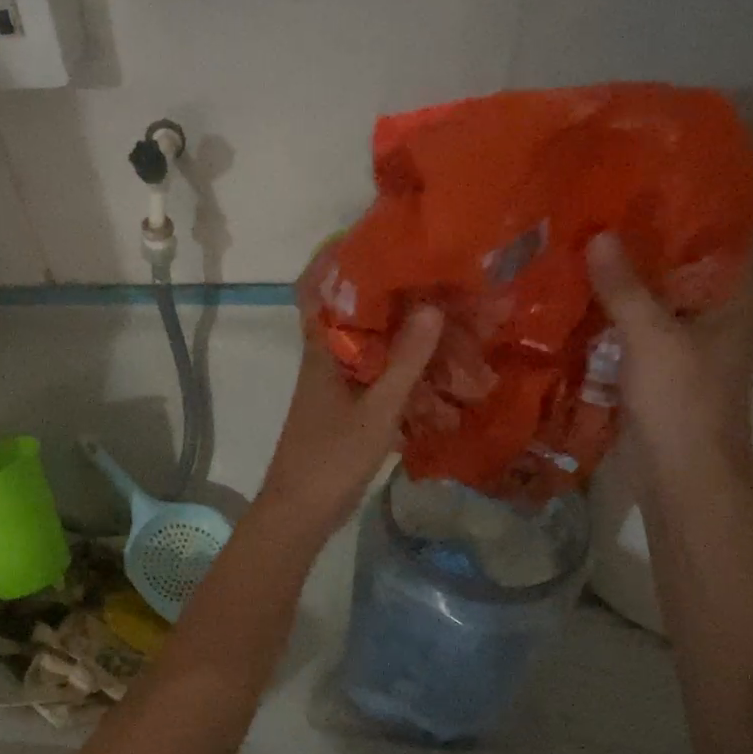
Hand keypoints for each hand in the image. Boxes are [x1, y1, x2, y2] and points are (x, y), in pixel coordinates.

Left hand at [257, 263, 442, 535]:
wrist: (299, 514)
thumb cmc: (330, 460)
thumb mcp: (376, 412)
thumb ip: (405, 362)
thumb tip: (433, 306)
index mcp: (322, 351)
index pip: (319, 290)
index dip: (341, 260)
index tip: (384, 239)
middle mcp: (326, 362)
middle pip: (359, 317)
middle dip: (398, 300)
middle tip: (443, 280)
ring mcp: (336, 388)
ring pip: (373, 350)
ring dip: (407, 339)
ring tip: (453, 320)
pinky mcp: (347, 412)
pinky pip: (378, 381)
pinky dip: (405, 374)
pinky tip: (440, 373)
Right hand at [585, 233, 752, 485]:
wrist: (681, 476)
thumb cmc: (683, 402)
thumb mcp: (653, 337)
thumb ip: (625, 286)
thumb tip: (599, 234)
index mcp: (733, 295)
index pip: (710, 234)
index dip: (673, 210)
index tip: (629, 184)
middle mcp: (712, 312)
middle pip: (670, 267)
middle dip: (630, 248)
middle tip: (585, 214)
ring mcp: (681, 343)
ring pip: (644, 301)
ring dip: (611, 286)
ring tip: (567, 250)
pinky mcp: (652, 369)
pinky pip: (625, 333)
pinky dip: (602, 321)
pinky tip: (566, 302)